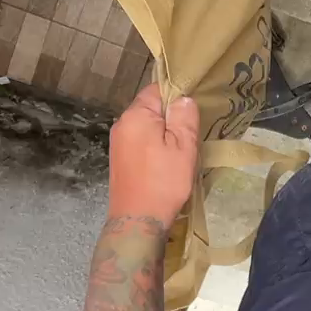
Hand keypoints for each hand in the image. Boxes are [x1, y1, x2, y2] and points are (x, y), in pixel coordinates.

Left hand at [109, 83, 199, 224]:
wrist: (137, 220)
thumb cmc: (164, 181)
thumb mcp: (183, 146)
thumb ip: (184, 116)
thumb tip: (183, 98)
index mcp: (136, 116)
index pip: (157, 89)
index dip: (177, 95)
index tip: (192, 111)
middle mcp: (122, 124)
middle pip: (150, 107)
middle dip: (170, 115)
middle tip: (190, 132)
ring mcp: (118, 142)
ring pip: (146, 124)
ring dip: (163, 131)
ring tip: (180, 148)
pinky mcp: (119, 158)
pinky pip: (140, 139)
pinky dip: (154, 144)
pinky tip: (166, 160)